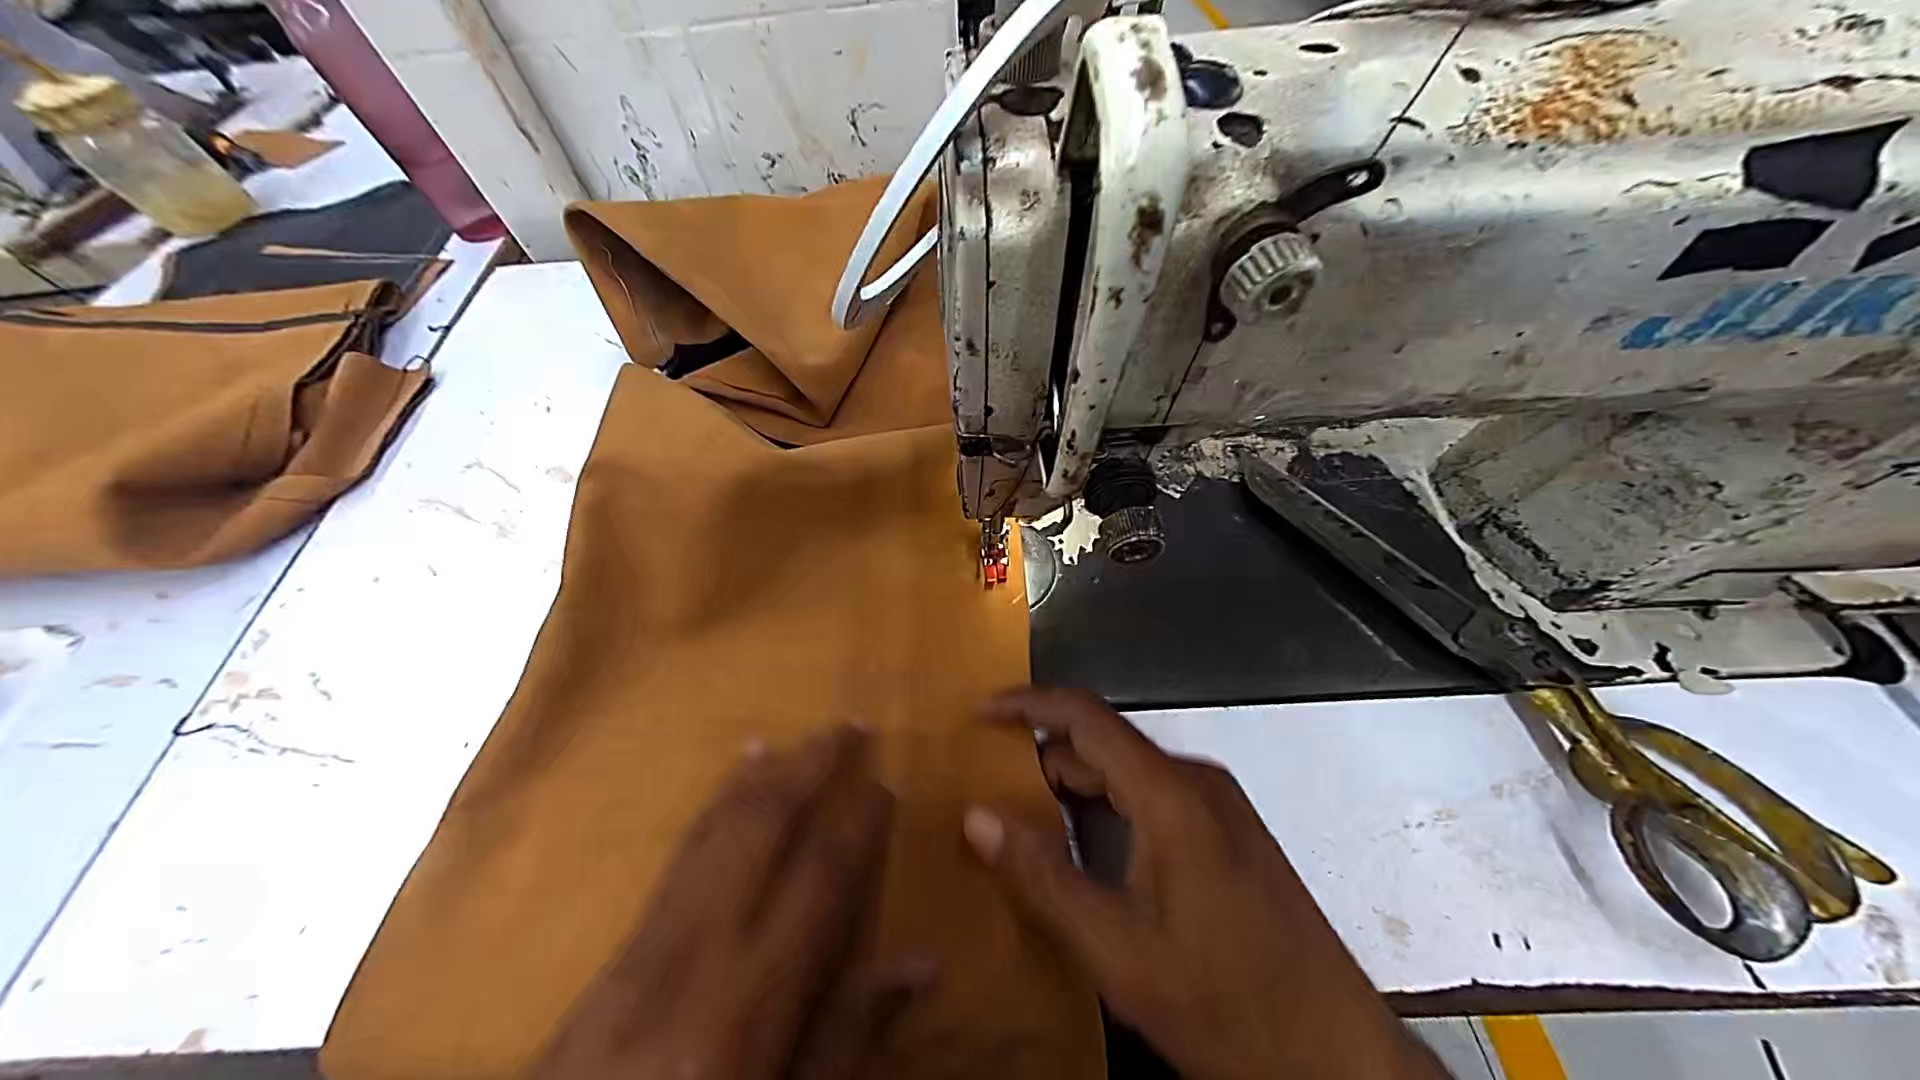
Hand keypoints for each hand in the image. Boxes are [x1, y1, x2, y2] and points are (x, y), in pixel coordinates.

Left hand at [532, 725, 933, 1079]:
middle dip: (809, 768)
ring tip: (801, 738)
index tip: (886, 781)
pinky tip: (732, 783)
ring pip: (715, 829)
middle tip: (850, 725)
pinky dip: (716, 804)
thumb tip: (924, 962)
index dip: (858, 824)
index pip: (818, 880)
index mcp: (746, 999)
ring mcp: (648, 943)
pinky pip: (679, 853)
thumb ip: (848, 1038)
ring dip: (764, 775)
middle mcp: (695, 950)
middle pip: (761, 829)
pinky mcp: (618, 950)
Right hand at [963, 688, 1445, 1079]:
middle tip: (988, 781)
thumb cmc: (1228, 1004)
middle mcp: (1197, 783)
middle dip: (1042, 754)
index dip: (1028, 705)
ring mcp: (1219, 806)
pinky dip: (1106, 805)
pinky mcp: (1229, 832)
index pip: (1086, 716)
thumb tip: (977, 818)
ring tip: (1023, 816)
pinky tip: (1082, 845)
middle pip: (1104, 743)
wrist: (1339, 1058)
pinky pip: (1151, 795)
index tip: (981, 712)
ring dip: (1073, 784)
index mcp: (1171, 795)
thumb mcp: (1120, 953)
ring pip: (1127, 771)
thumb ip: (1043, 879)